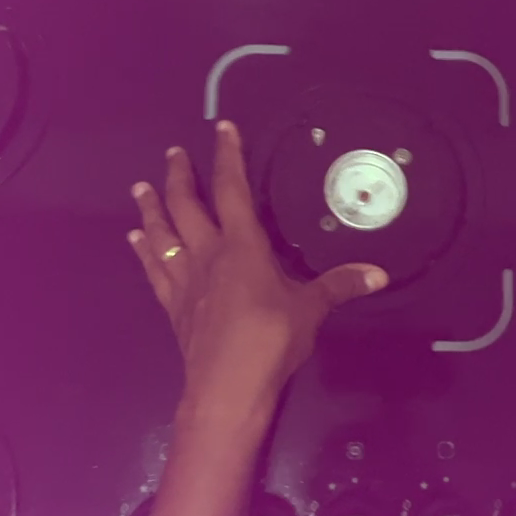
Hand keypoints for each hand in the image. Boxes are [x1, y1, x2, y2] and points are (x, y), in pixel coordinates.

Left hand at [129, 120, 387, 424]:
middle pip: (187, 206)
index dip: (228, 156)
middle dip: (179, 176)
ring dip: (151, 208)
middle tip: (173, 153)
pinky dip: (144, 251)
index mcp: (242, 245)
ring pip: (163, 234)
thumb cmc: (271, 340)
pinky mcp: (173, 306)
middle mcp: (208, 254)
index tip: (222, 129)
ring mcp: (185, 280)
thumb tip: (380, 273)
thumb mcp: (311, 309)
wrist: (227, 387)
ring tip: (140, 187)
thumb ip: (340, 285)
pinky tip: (135, 240)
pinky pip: (154, 270)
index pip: (232, 189)